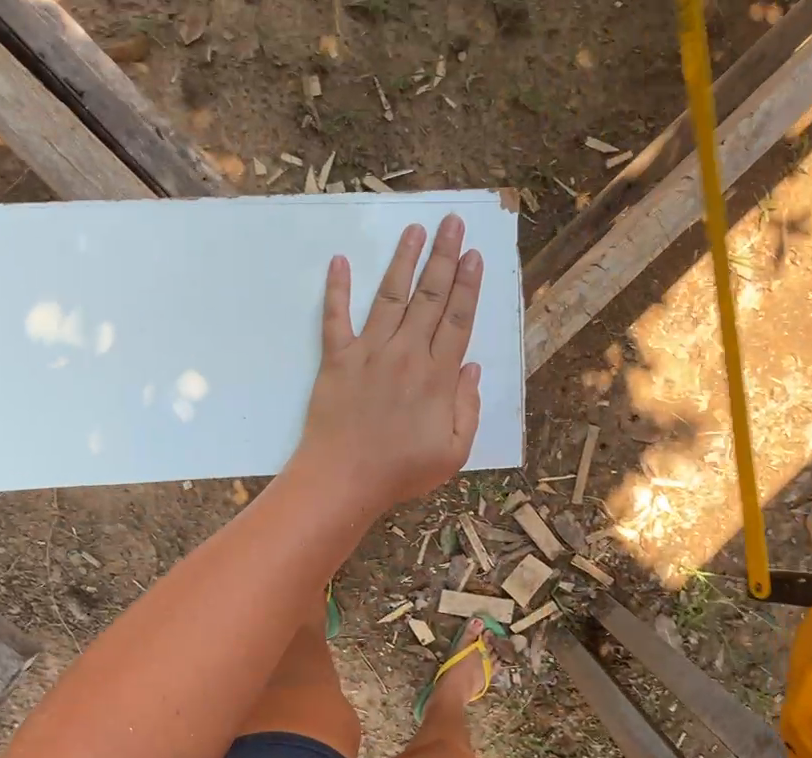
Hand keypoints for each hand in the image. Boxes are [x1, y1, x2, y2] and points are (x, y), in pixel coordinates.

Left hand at [291, 215, 482, 514]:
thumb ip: (468, 408)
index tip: (475, 256)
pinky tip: (339, 261)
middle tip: (452, 223)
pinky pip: (336, 318)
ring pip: (390, 297)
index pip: (459, 320)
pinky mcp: (337, 360)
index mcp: (438, 377)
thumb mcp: (453, 453)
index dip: (469, 285)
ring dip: (404, 260)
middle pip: (430, 297)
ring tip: (414, 229)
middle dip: (444, 257)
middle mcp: (407, 354)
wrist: (343, 481)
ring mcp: (370, 353)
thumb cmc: (401, 472)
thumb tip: (472, 369)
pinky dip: (336, 289)